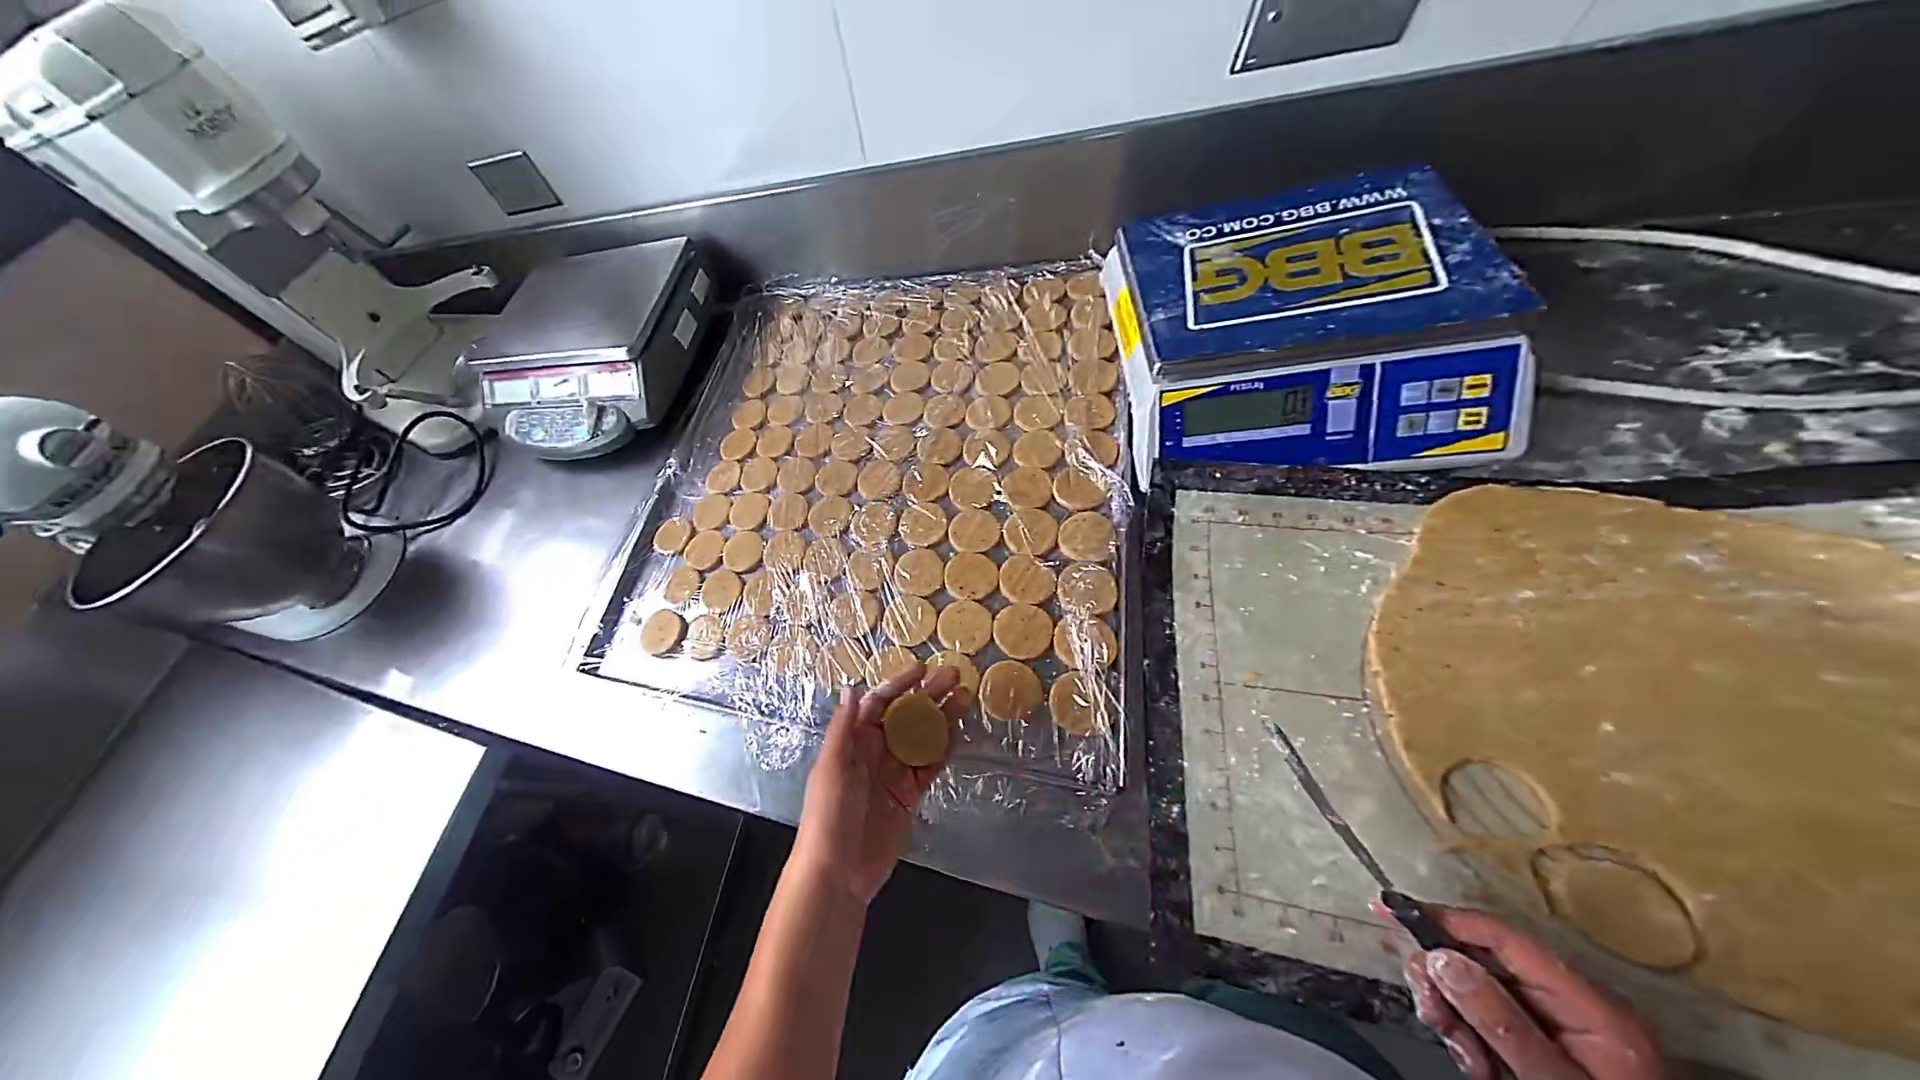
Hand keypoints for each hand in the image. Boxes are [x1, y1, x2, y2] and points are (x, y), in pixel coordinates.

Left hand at [790, 663, 969, 905]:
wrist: (838, 872)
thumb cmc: (829, 814)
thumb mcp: (832, 766)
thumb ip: (844, 727)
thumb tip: (852, 688)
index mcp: (853, 741)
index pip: (879, 703)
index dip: (900, 685)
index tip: (922, 669)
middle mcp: (874, 752)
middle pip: (905, 716)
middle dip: (928, 695)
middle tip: (955, 676)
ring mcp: (893, 773)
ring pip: (921, 737)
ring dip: (941, 717)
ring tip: (964, 698)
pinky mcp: (909, 795)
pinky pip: (929, 765)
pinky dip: (944, 749)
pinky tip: (959, 732)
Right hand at [1386, 900, 1667, 1079]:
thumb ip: (1501, 1023)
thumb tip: (1441, 958)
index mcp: (1592, 1009)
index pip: (1503, 939)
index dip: (1444, 919)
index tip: (1388, 909)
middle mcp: (1576, 1008)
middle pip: (1485, 964)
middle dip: (1446, 984)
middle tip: (1431, 1015)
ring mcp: (1562, 1030)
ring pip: (1480, 994)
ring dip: (1456, 1018)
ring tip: (1466, 1058)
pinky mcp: (1546, 1049)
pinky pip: (1491, 1023)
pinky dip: (1471, 1038)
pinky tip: (1478, 1065)